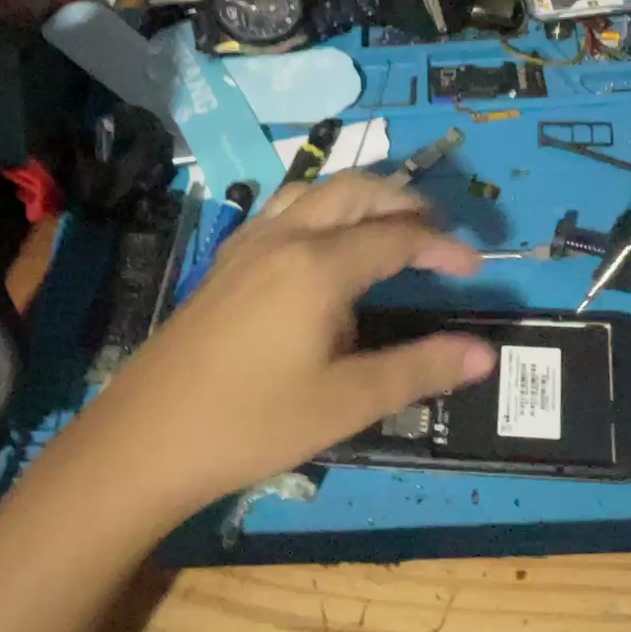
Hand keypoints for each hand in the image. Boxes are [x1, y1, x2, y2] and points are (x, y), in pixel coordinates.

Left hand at [65, 173, 495, 513]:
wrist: (146, 439)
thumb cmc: (253, 423)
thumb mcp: (347, 402)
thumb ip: (420, 370)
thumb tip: (485, 354)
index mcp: (319, 266)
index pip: (397, 237)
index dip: (442, 247)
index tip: (474, 267)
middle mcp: (284, 238)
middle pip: (355, 192)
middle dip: (404, 201)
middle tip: (439, 229)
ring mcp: (247, 245)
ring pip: (314, 192)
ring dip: (360, 197)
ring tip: (389, 223)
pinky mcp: (225, 263)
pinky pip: (284, 210)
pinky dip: (321, 209)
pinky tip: (322, 244)